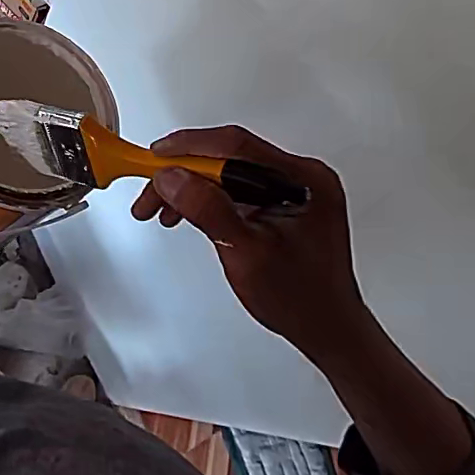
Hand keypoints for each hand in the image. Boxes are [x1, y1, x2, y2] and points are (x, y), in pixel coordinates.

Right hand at [131, 126, 369, 355]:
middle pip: (225, 157)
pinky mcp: (274, 199)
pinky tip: (183, 211)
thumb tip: (173, 178)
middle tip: (151, 192)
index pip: (236, 146)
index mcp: (303, 180)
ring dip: (187, 187)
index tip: (156, 157)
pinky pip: (229, 186)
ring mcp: (286, 188)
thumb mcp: (246, 253)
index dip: (189, 147)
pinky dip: (201, 196)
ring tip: (160, 207)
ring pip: (222, 172)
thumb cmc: (302, 298)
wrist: (324, 328)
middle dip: (181, 174)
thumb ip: (209, 210)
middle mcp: (298, 177)